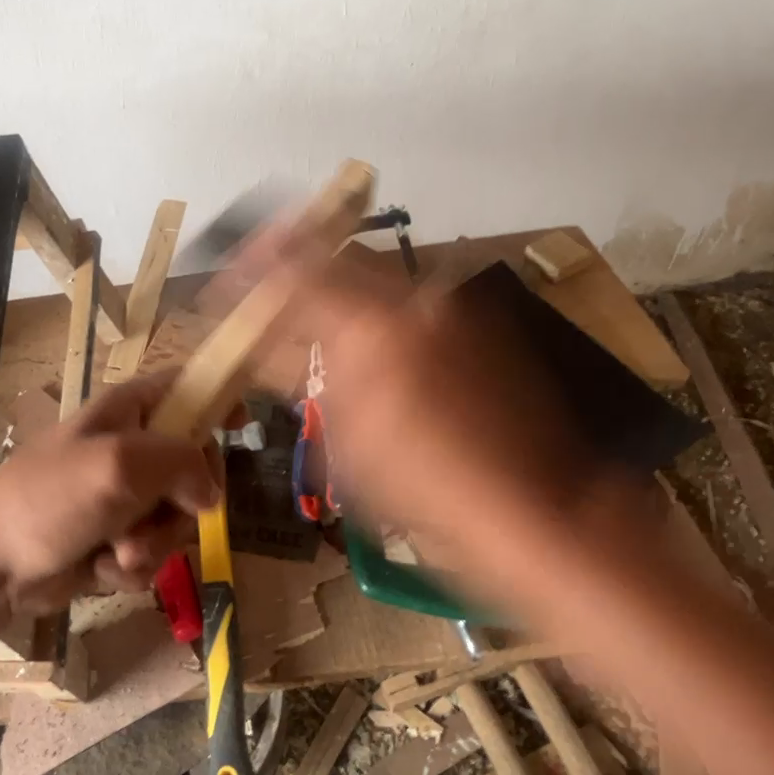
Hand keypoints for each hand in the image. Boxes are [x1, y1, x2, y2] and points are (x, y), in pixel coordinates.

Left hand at [0, 374, 220, 614]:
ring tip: (115, 548)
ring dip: (152, 544)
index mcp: (130, 409)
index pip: (187, 387)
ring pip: (177, 520)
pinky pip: (152, 553)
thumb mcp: (122, 464)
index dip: (219, 398)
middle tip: (157, 509)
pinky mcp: (115, 538)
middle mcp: (131, 447)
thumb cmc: (52, 495)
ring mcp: (123, 496)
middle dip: (182, 503)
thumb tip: (209, 495)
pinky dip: (130, 566)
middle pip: (196, 467)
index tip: (245, 423)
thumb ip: (182, 464)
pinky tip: (100, 567)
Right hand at [231, 234, 586, 564]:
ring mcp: (454, 310)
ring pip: (377, 284)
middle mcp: (414, 301)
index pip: (296, 269)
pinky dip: (382, 318)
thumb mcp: (346, 442)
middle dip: (297, 271)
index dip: (256, 261)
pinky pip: (413, 306)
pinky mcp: (482, 326)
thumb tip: (267, 345)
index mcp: (372, 328)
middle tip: (269, 294)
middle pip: (337, 261)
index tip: (231, 269)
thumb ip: (304, 377)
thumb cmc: (429, 495)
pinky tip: (377, 354)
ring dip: (340, 298)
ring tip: (320, 332)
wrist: (542, 513)